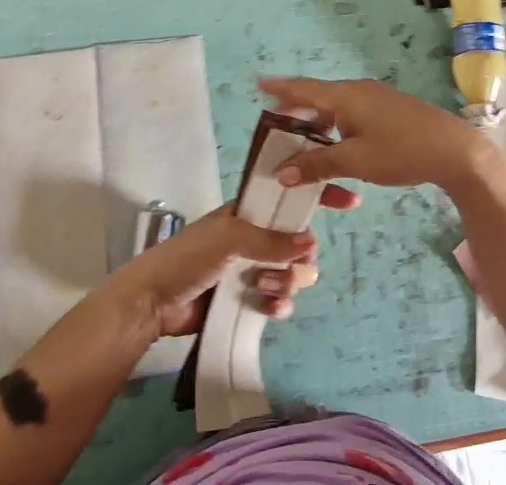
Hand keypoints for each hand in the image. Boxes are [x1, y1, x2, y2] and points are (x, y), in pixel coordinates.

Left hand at [108, 187, 358, 337]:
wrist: (154, 302)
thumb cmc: (187, 257)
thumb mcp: (228, 238)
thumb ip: (270, 240)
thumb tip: (311, 242)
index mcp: (247, 212)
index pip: (288, 197)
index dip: (318, 196)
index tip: (350, 202)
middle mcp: (254, 237)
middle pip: (299, 242)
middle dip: (298, 257)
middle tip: (282, 266)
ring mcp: (251, 268)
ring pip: (293, 273)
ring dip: (287, 282)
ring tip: (264, 288)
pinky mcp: (247, 298)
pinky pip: (280, 299)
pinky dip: (280, 304)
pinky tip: (270, 308)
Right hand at [259, 77, 490, 190]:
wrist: (455, 150)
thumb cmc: (401, 151)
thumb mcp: (355, 161)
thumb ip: (317, 164)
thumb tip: (282, 172)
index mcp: (345, 96)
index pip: (303, 89)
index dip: (279, 89)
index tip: (258, 83)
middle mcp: (357, 91)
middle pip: (318, 97)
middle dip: (295, 109)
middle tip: (274, 121)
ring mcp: (376, 99)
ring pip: (336, 107)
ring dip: (316, 121)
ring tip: (300, 137)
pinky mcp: (389, 110)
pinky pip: (351, 113)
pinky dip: (335, 125)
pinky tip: (336, 143)